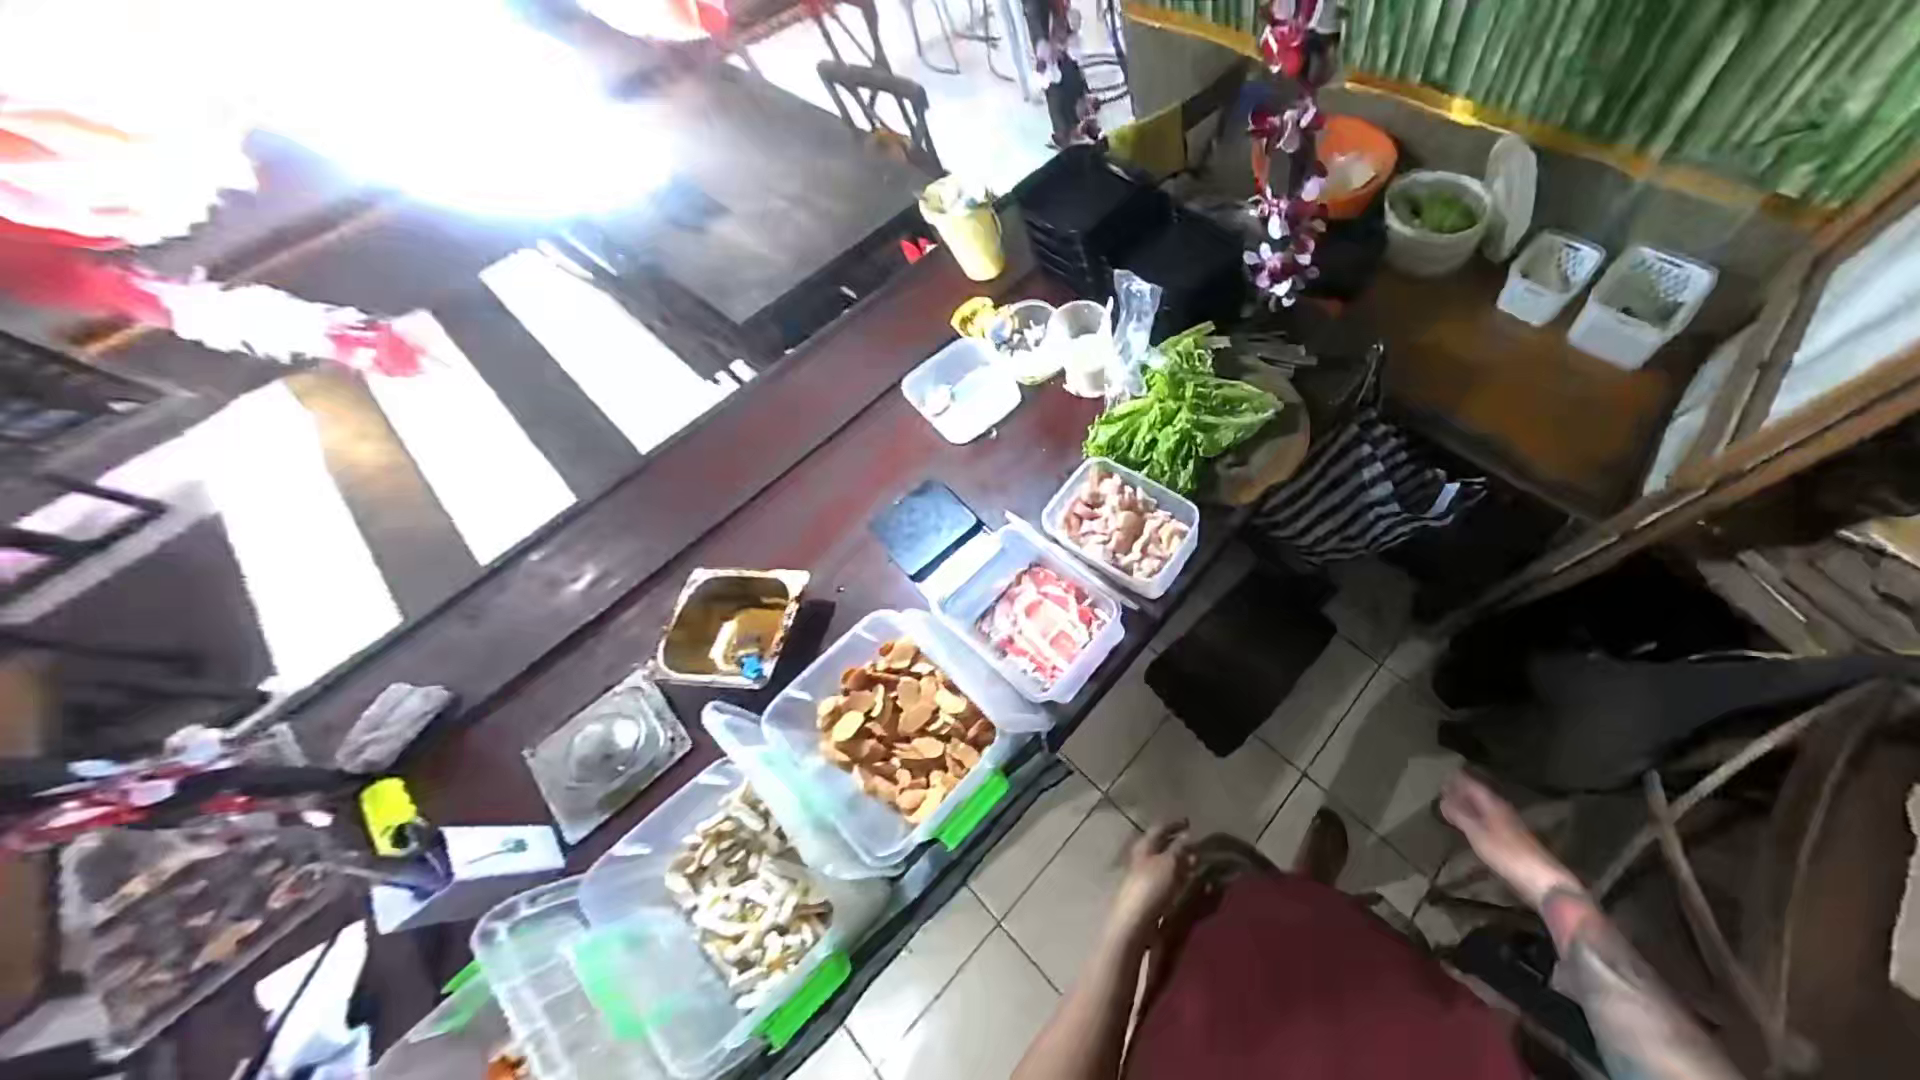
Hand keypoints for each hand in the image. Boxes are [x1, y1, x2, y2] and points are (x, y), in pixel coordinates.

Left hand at [1105, 820, 1195, 946]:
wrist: (1134, 923)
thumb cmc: (1151, 887)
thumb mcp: (1169, 864)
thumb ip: (1179, 850)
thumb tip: (1188, 837)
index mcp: (1144, 847)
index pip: (1159, 829)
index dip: (1173, 825)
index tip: (1187, 822)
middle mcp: (1141, 859)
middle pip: (1160, 846)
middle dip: (1176, 844)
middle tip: (1194, 844)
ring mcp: (1143, 878)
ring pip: (1163, 864)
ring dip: (1179, 862)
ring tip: (1196, 863)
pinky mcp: (1147, 897)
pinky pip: (1166, 882)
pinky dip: (1178, 878)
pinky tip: (1189, 884)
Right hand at [1439, 773, 1581, 908]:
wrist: (1543, 880)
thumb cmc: (1507, 853)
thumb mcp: (1476, 833)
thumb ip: (1459, 815)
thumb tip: (1443, 801)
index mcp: (1494, 805)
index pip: (1473, 786)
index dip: (1459, 780)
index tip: (1444, 775)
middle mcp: (1503, 811)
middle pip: (1480, 796)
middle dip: (1463, 792)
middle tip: (1444, 789)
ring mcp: (1510, 826)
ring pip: (1484, 808)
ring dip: (1469, 805)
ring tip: (1452, 804)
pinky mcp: (1513, 840)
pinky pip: (1489, 820)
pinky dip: (1476, 818)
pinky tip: (1470, 824)